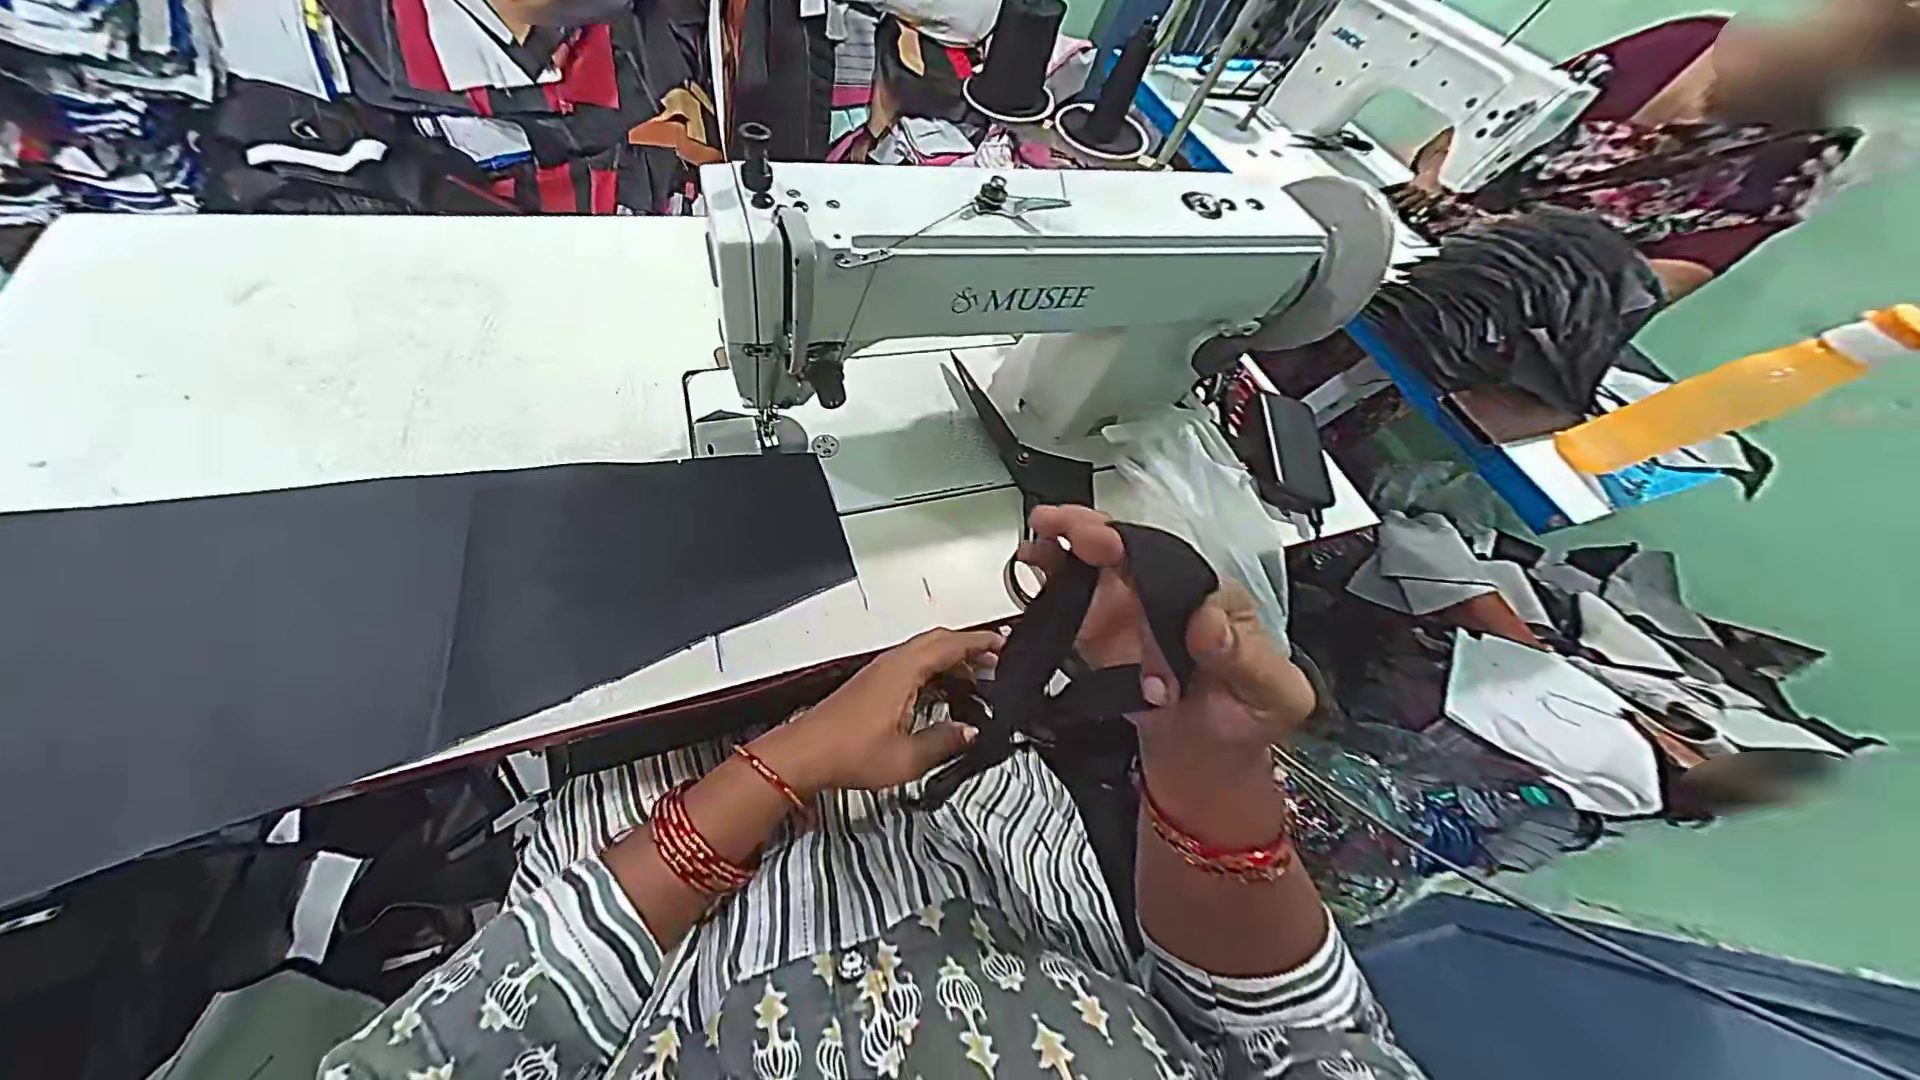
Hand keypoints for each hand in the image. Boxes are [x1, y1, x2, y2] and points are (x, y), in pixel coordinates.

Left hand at [749, 628, 1002, 796]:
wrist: (804, 754)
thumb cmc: (848, 753)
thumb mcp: (906, 758)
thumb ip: (944, 742)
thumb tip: (969, 732)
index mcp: (904, 671)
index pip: (950, 644)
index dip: (980, 643)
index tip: (1003, 644)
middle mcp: (892, 663)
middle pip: (938, 639)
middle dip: (969, 646)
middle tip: (994, 659)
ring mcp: (880, 670)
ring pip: (924, 650)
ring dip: (951, 656)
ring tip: (976, 676)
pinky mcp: (873, 681)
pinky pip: (912, 662)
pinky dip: (934, 666)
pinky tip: (943, 689)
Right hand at [1014, 506, 1314, 753]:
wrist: (1206, 753)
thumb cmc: (1244, 714)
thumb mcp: (1273, 693)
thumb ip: (1246, 657)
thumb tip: (1209, 623)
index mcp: (1203, 594)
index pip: (1166, 560)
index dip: (1132, 547)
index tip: (1107, 545)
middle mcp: (1160, 594)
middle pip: (1123, 548)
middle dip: (1090, 530)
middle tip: (1063, 527)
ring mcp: (1124, 610)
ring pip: (1091, 565)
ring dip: (1063, 546)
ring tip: (1040, 539)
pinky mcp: (1096, 633)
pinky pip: (1068, 602)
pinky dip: (1046, 584)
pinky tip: (1033, 568)